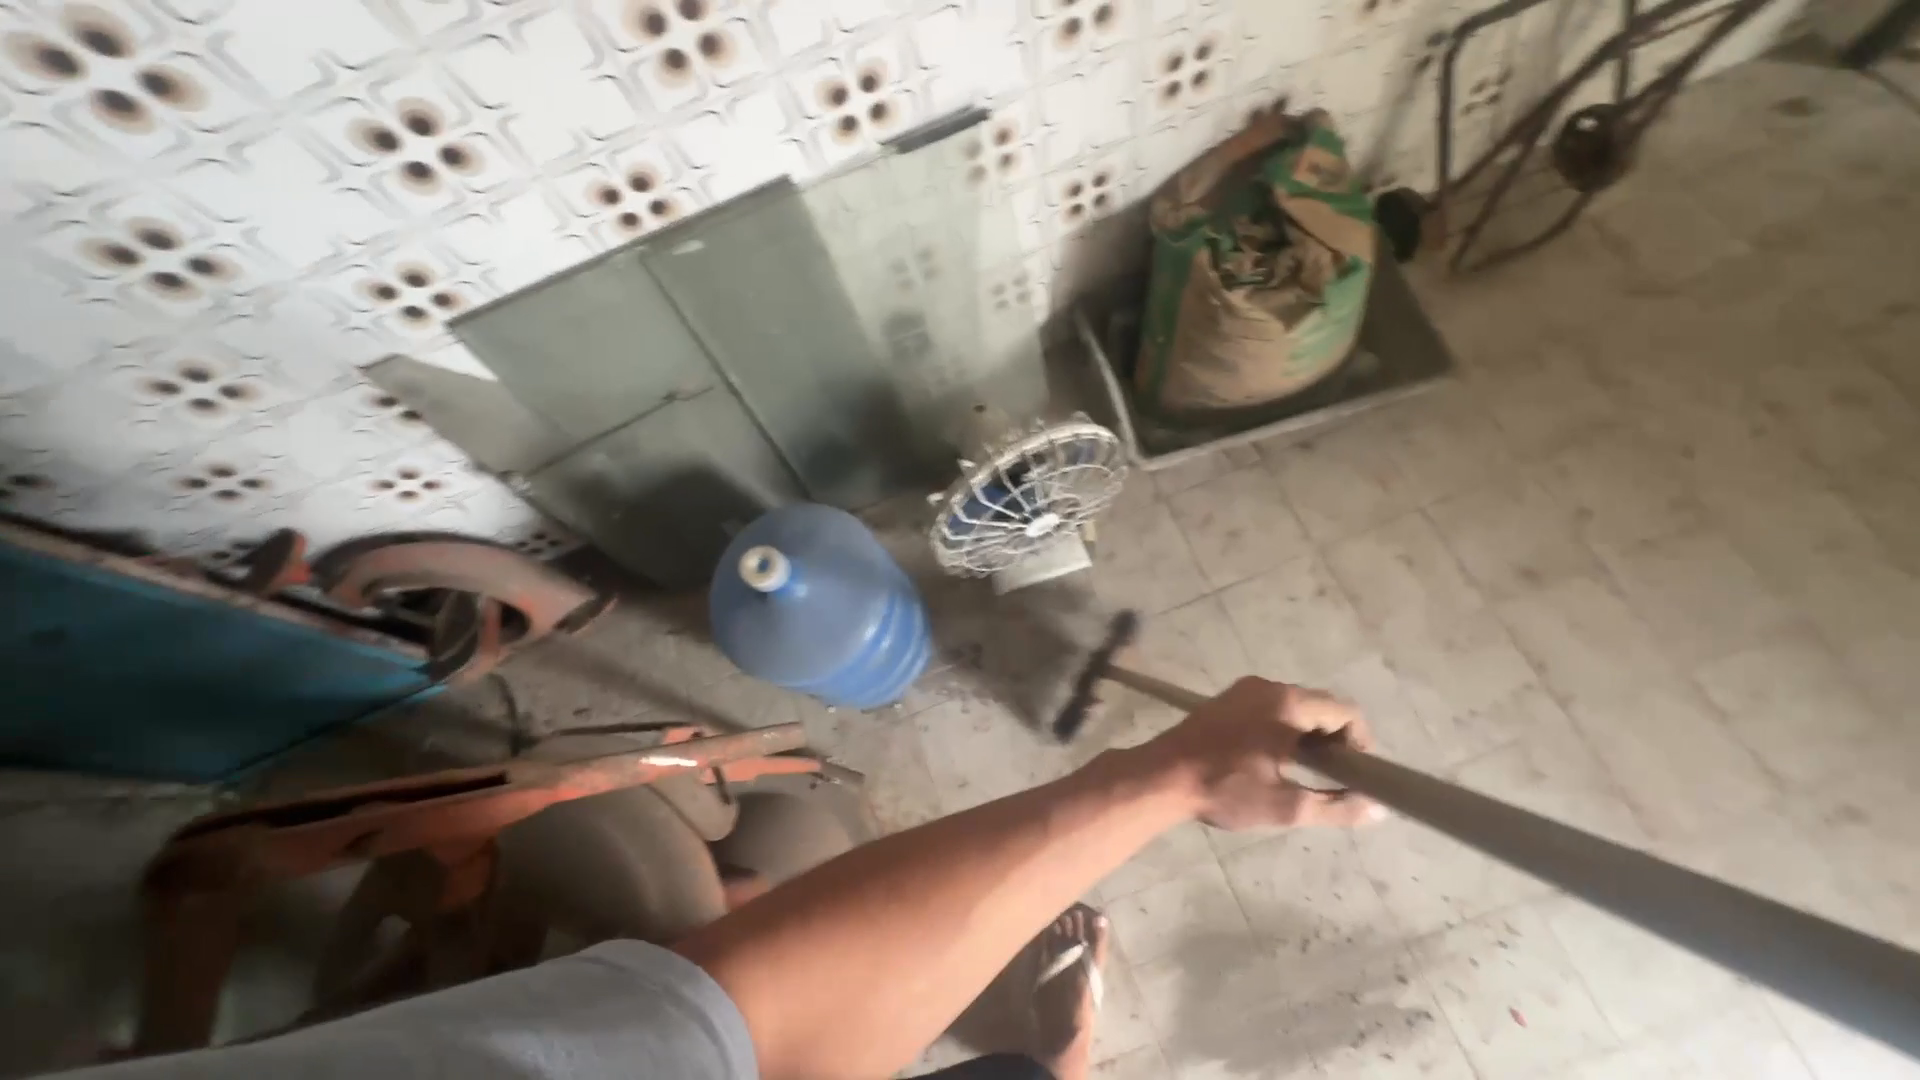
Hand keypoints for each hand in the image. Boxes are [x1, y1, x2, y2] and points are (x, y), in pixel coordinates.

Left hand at [1150, 676, 1383, 829]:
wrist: (1161, 776)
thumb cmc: (1225, 789)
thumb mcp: (1286, 806)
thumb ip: (1335, 807)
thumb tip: (1376, 809)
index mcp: (1287, 704)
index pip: (1345, 710)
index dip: (1359, 740)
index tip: (1355, 773)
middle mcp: (1267, 687)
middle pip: (1319, 704)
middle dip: (1333, 737)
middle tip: (1331, 775)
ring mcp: (1242, 689)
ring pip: (1293, 704)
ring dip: (1306, 731)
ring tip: (1302, 770)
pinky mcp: (1224, 698)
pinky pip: (1268, 705)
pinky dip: (1281, 725)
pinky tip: (1270, 757)